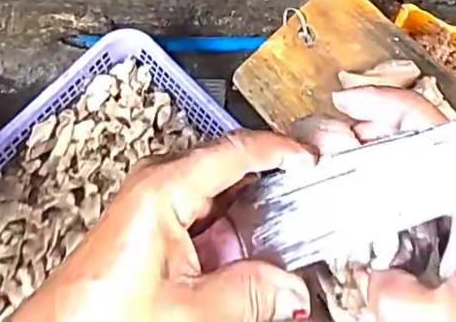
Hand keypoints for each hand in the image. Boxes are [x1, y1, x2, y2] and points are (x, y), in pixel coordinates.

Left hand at [15, 131, 316, 321]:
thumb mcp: (188, 314)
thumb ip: (249, 295)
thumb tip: (291, 287)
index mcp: (164, 186)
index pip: (238, 150)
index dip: (281, 151)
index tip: (311, 158)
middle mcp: (156, 181)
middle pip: (229, 168)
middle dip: (266, 189)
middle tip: (300, 202)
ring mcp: (149, 200)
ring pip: (215, 193)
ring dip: (245, 216)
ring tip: (274, 239)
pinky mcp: (144, 223)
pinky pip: (198, 213)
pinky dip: (224, 231)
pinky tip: (236, 259)